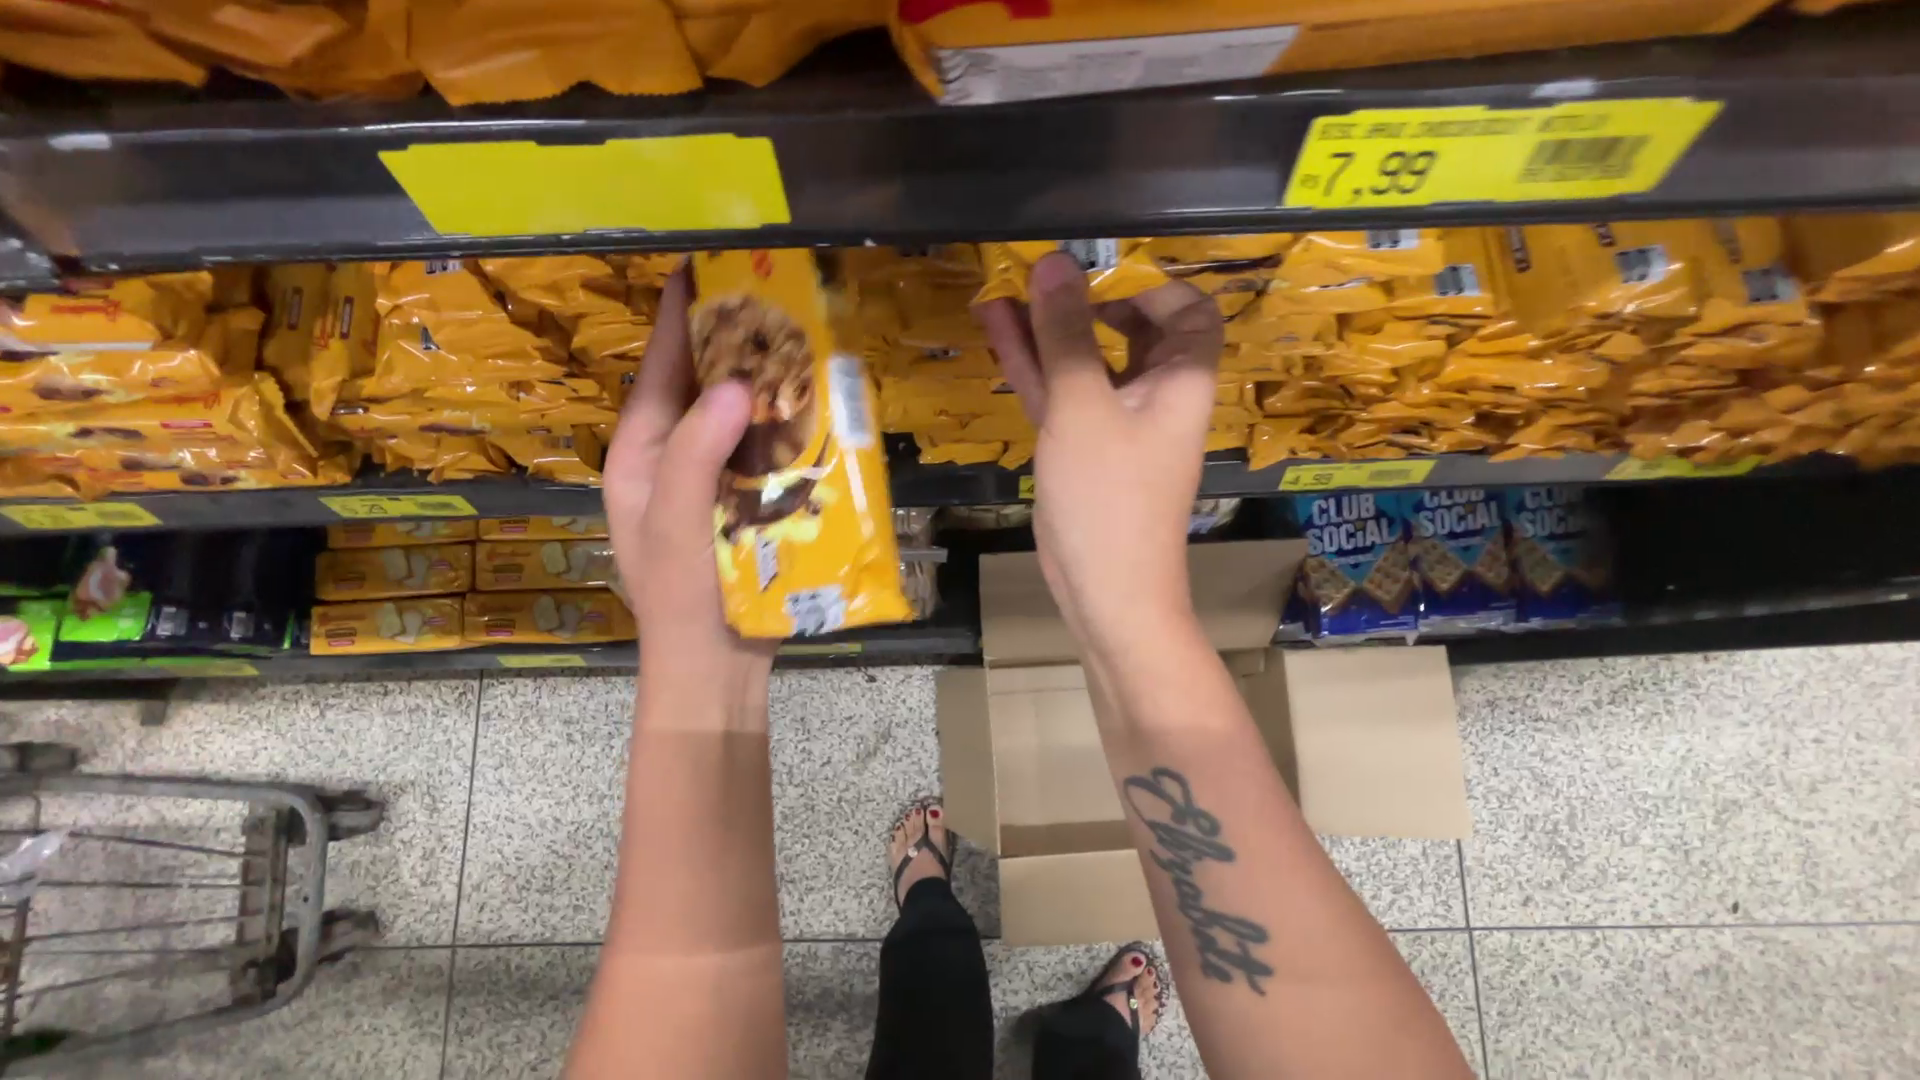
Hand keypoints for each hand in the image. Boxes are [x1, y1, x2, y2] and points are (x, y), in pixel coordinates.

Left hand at [604, 267, 777, 686]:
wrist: (716, 666)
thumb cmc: (682, 595)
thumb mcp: (674, 520)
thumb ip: (697, 450)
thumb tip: (741, 384)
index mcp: (641, 453)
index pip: (661, 368)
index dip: (679, 316)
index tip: (701, 265)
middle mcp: (674, 459)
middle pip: (703, 387)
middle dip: (734, 345)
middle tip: (775, 300)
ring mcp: (712, 483)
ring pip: (740, 419)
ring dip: (769, 387)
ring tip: (804, 343)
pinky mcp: (748, 505)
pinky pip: (767, 454)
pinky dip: (789, 432)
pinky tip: (819, 412)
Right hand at [976, 252, 1224, 650]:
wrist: (1106, 590)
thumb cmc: (1108, 495)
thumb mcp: (1083, 407)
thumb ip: (1067, 334)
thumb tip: (1055, 263)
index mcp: (1181, 379)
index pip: (1189, 310)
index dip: (1151, 285)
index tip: (1100, 273)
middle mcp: (1154, 395)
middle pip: (1130, 330)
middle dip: (1084, 301)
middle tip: (1041, 280)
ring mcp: (1115, 423)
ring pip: (1085, 361)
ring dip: (1047, 330)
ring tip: (1001, 292)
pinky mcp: (1083, 448)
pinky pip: (1062, 394)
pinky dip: (1034, 366)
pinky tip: (996, 331)